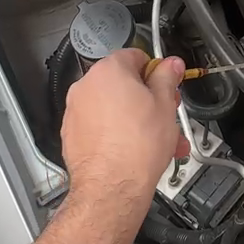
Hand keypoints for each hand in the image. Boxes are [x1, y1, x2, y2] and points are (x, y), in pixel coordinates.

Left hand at [59, 50, 186, 219]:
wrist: (112, 187)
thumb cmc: (136, 147)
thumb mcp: (165, 104)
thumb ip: (168, 77)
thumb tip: (171, 65)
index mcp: (109, 71)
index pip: (135, 56)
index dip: (156, 70)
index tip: (168, 83)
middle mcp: (86, 87)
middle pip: (124, 83)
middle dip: (148, 97)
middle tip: (167, 112)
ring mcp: (76, 112)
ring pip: (114, 107)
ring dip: (137, 117)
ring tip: (159, 139)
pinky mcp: (72, 135)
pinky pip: (100, 126)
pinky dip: (118, 132)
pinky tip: (138, 149)